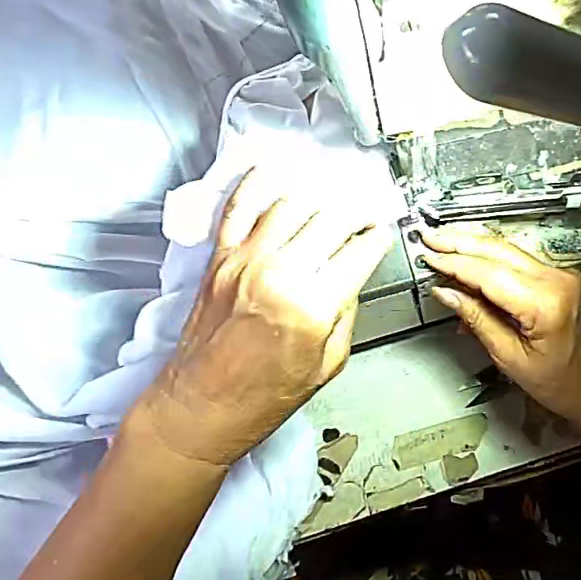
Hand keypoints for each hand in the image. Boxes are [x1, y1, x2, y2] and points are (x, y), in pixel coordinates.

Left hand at [133, 171, 393, 468]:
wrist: (200, 407)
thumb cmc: (258, 397)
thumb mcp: (327, 364)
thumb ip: (343, 314)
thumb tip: (350, 279)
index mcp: (311, 307)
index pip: (359, 253)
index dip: (376, 240)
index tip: (380, 236)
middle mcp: (278, 275)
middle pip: (330, 219)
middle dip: (356, 210)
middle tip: (365, 210)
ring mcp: (245, 261)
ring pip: (291, 203)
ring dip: (318, 192)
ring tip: (333, 191)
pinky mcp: (220, 259)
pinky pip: (238, 207)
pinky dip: (256, 184)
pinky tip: (273, 172)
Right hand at [417, 227, 580, 425]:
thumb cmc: (563, 381)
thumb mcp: (510, 358)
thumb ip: (477, 320)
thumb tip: (448, 293)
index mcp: (547, 303)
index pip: (489, 273)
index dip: (455, 263)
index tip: (431, 257)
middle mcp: (558, 281)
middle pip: (498, 250)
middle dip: (460, 242)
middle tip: (430, 238)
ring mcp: (561, 275)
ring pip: (507, 249)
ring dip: (473, 244)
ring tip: (443, 240)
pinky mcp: (559, 276)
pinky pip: (518, 260)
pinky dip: (490, 258)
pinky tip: (468, 256)